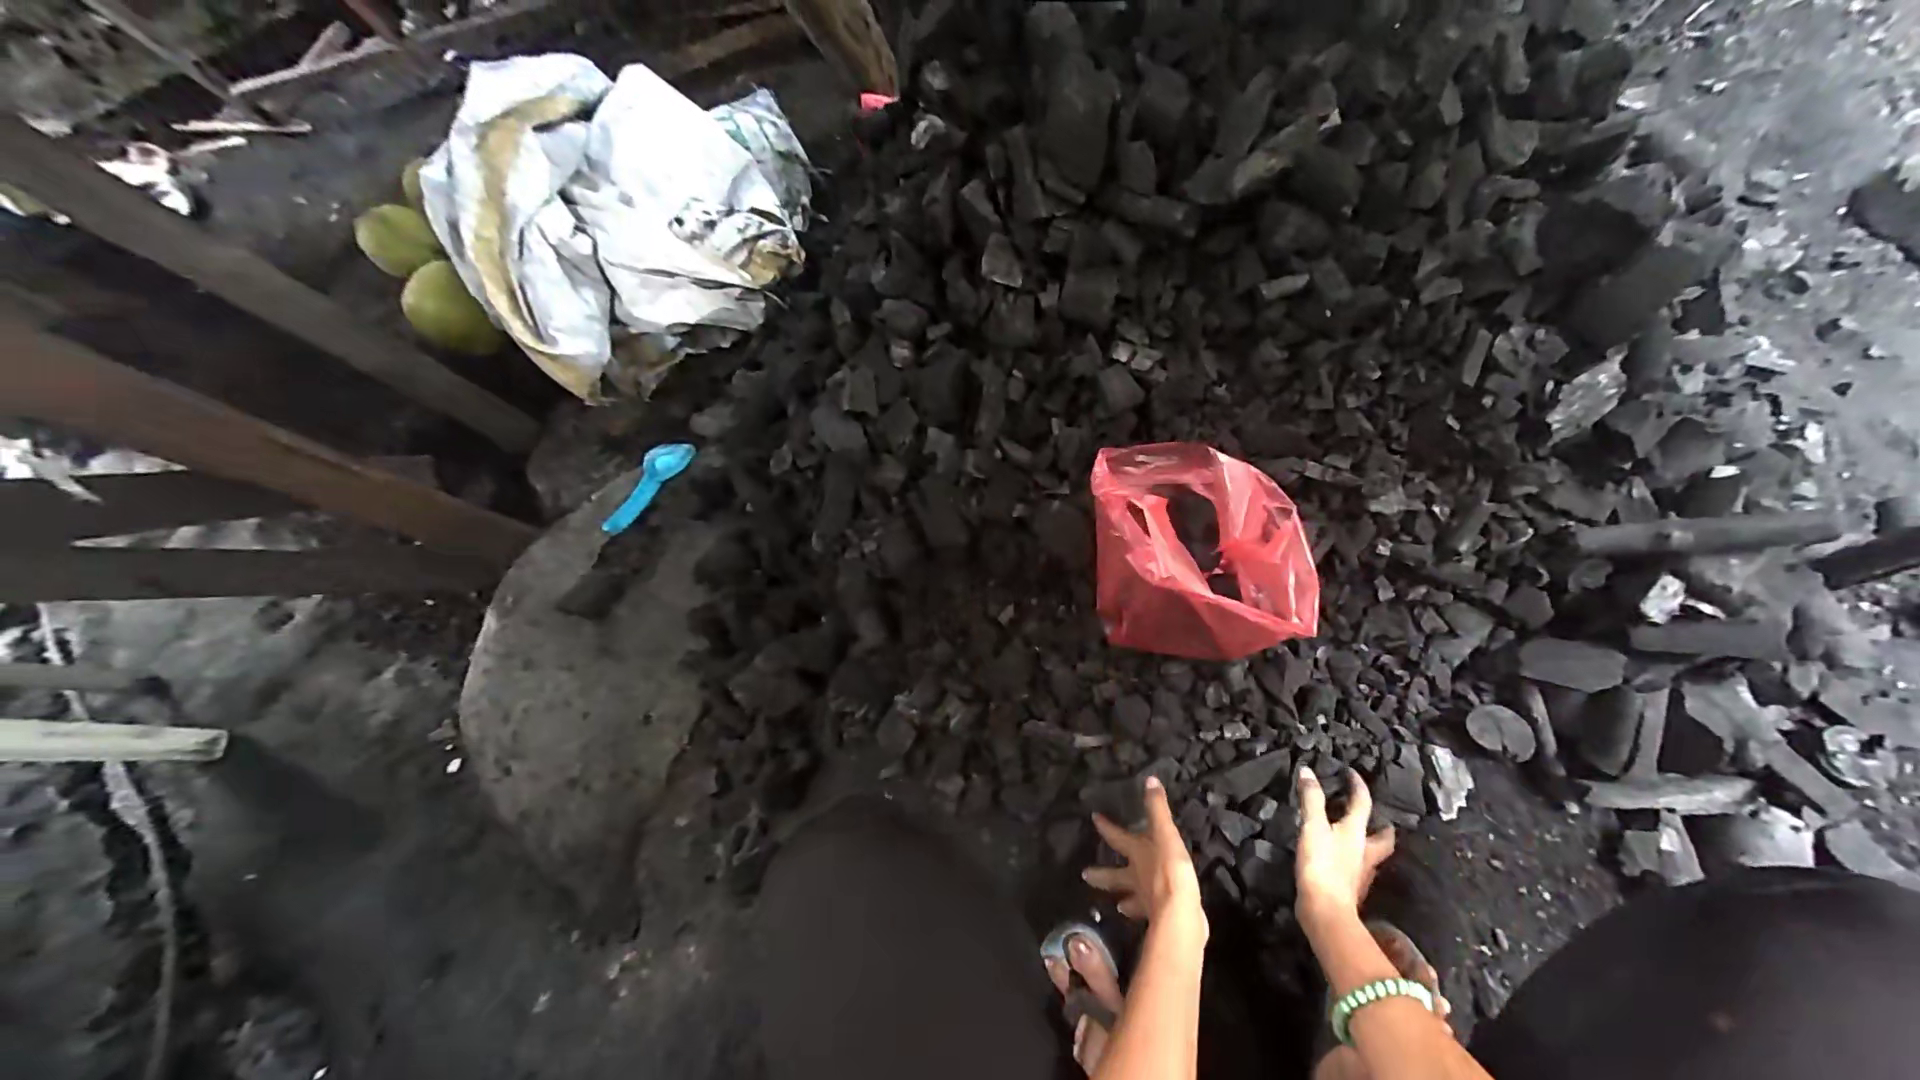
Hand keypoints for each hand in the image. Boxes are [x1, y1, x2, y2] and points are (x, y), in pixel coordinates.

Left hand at [1085, 777, 1204, 929]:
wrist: (1180, 912)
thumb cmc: (1170, 869)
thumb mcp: (1165, 833)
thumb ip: (1157, 808)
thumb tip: (1149, 779)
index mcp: (1136, 854)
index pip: (1116, 836)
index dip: (1105, 826)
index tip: (1094, 818)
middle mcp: (1135, 877)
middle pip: (1113, 875)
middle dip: (1100, 874)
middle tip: (1084, 874)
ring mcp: (1143, 899)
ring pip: (1128, 898)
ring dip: (1122, 898)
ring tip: (1117, 904)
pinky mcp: (1156, 916)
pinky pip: (1146, 914)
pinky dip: (1142, 914)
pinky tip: (1141, 916)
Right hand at [1293, 768, 1394, 925]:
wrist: (1325, 911)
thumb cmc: (1322, 865)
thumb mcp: (1313, 827)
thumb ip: (1311, 799)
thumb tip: (1308, 771)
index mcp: (1357, 834)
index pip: (1362, 803)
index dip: (1357, 785)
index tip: (1350, 772)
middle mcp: (1365, 852)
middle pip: (1382, 838)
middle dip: (1381, 826)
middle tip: (1375, 817)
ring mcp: (1361, 873)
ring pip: (1372, 854)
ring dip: (1368, 844)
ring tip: (1356, 836)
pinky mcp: (1351, 888)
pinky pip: (1358, 868)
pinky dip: (1353, 860)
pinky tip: (1341, 860)